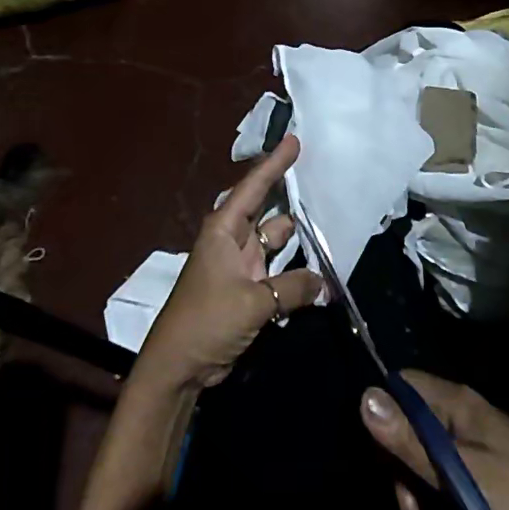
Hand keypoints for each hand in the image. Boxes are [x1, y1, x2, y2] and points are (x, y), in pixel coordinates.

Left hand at [137, 135, 323, 389]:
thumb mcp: (253, 302)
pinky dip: (297, 268)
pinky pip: (279, 269)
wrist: (177, 369)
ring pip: (276, 240)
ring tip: (331, 219)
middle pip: (267, 208)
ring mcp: (242, 266)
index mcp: (224, 231)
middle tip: (319, 173)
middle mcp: (233, 241)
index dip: (274, 164)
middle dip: (290, 192)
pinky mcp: (249, 290)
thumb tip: (324, 282)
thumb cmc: (206, 321)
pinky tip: (322, 266)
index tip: (294, 140)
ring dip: (299, 236)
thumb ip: (293, 287)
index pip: (254, 187)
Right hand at [361, 371, 508, 509]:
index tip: (379, 454)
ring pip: (420, 463)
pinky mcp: (478, 477)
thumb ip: (413, 441)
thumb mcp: (464, 472)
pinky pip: (441, 483)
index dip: (382, 413)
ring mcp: (470, 449)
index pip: (402, 384)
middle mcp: (460, 417)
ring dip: (416, 495)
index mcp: (457, 401)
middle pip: (406, 429)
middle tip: (413, 504)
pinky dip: (435, 503)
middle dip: (400, 469)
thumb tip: (364, 396)